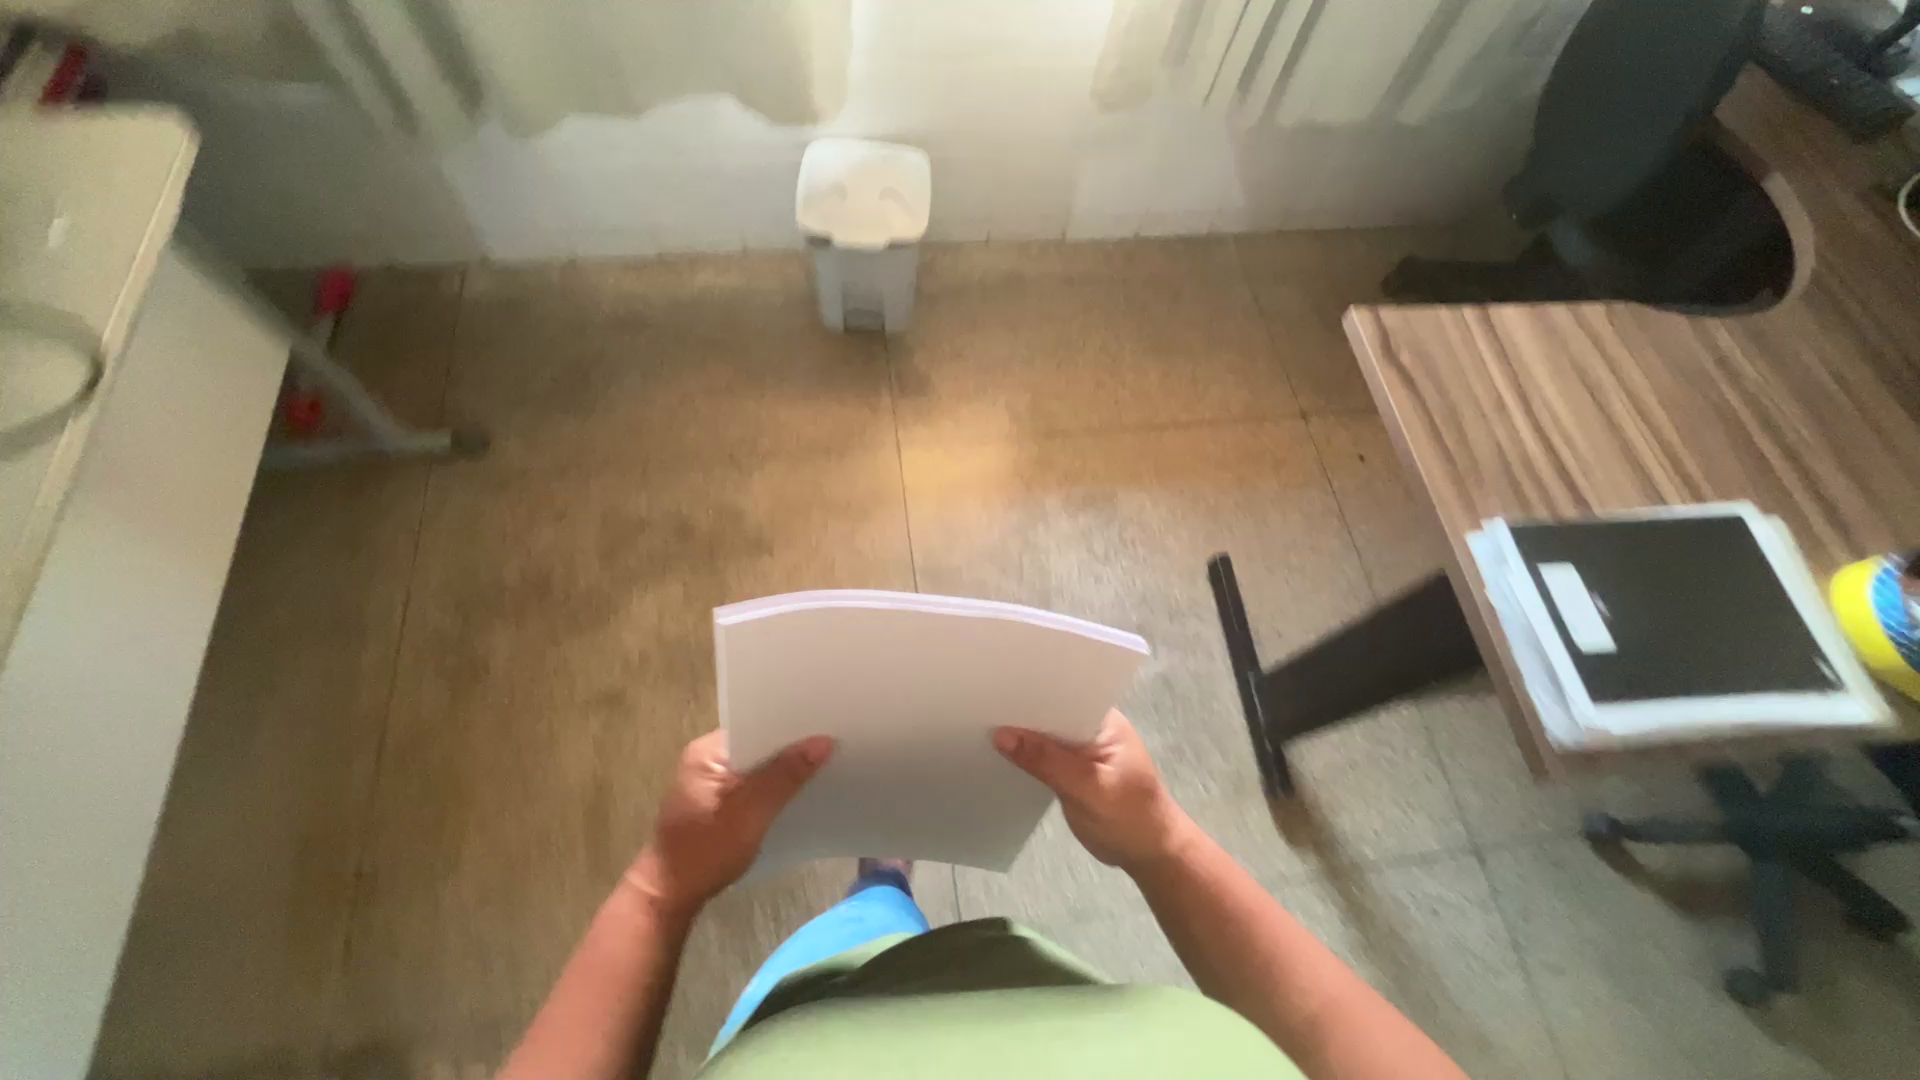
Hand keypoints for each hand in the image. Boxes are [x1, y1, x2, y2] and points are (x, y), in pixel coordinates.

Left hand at [627, 730, 833, 916]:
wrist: (668, 897)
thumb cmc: (706, 852)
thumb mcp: (751, 812)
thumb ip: (786, 775)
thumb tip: (824, 741)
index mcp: (707, 751)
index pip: (755, 723)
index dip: (790, 725)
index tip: (824, 725)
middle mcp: (706, 758)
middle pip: (758, 743)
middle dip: (791, 747)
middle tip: (831, 744)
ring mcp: (710, 780)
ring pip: (757, 764)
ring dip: (783, 769)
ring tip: (822, 764)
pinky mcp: (716, 801)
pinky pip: (752, 782)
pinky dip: (772, 786)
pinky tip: (796, 792)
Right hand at [994, 710, 1194, 873]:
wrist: (1150, 854)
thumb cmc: (1129, 816)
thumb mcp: (1088, 788)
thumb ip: (1046, 761)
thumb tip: (1001, 735)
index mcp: (1103, 720)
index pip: (1063, 694)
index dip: (1032, 691)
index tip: (996, 687)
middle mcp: (1091, 727)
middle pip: (1050, 712)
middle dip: (1021, 712)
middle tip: (978, 704)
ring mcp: (1081, 748)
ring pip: (1045, 734)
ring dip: (1021, 735)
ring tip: (980, 725)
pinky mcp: (1072, 769)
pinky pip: (1045, 755)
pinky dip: (1027, 756)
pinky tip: (999, 754)